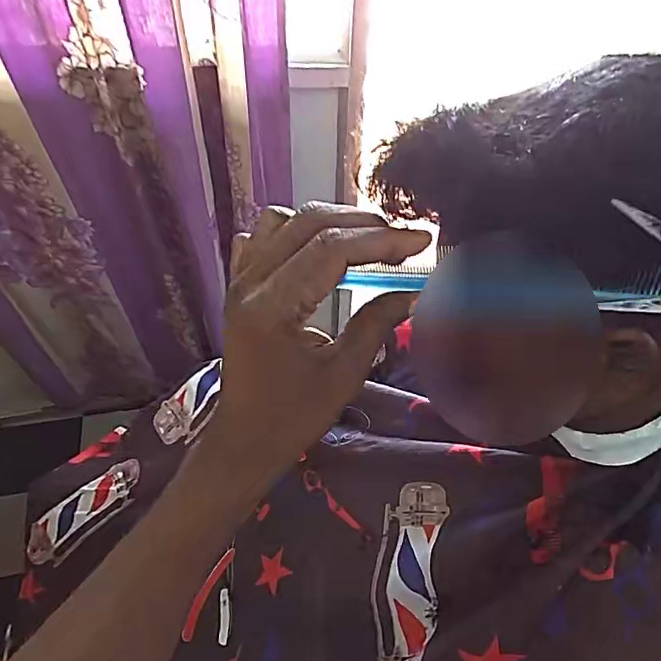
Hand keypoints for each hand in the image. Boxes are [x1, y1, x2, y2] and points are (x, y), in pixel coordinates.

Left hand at [200, 203, 429, 488]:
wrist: (244, 439)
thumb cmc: (293, 417)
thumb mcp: (343, 375)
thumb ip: (376, 324)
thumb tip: (415, 292)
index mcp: (270, 308)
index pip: (330, 250)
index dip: (381, 240)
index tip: (422, 240)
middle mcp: (248, 284)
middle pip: (308, 224)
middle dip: (363, 225)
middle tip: (404, 239)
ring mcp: (238, 281)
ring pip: (282, 221)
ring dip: (329, 222)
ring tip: (367, 241)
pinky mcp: (238, 286)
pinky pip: (262, 238)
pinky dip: (295, 232)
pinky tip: (319, 249)